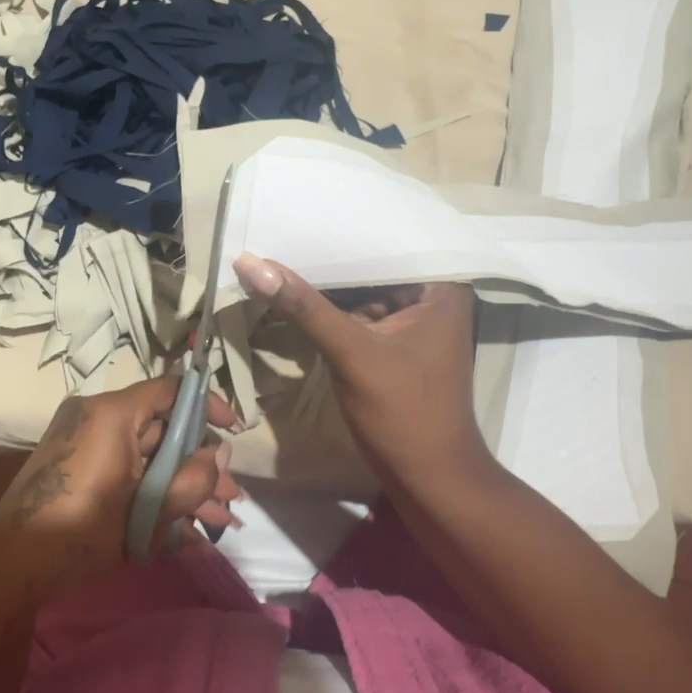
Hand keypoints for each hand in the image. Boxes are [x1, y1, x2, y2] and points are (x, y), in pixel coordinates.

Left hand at [0, 376, 240, 587]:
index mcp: (112, 415)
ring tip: (222, 518)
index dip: (205, 405)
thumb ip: (189, 481)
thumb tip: (220, 453)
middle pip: (161, 428)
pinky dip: (152, 489)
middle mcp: (97, 417)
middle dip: (200, 463)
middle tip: (232, 495)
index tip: (233, 430)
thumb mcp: (145, 511)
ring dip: (182, 484)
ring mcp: (85, 442)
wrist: (13, 563)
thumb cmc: (80, 532)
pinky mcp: (78, 466)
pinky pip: (125, 467)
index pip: (169, 391)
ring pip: (146, 454)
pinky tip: (186, 525)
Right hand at [231, 253, 487, 482]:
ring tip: (276, 254)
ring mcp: (412, 323)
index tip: (294, 212)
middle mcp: (432, 297)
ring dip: (322, 283)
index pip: (385, 243)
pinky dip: (327, 309)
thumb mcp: (352, 353)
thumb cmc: (405, 413)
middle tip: (276, 230)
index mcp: (441, 287)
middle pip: (370, 267)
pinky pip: (355, 314)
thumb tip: (250, 261)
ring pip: (359, 290)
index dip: (339, 229)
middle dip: (326, 256)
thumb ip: (303, 305)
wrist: (428, 480)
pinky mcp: (392, 345)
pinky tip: (291, 294)